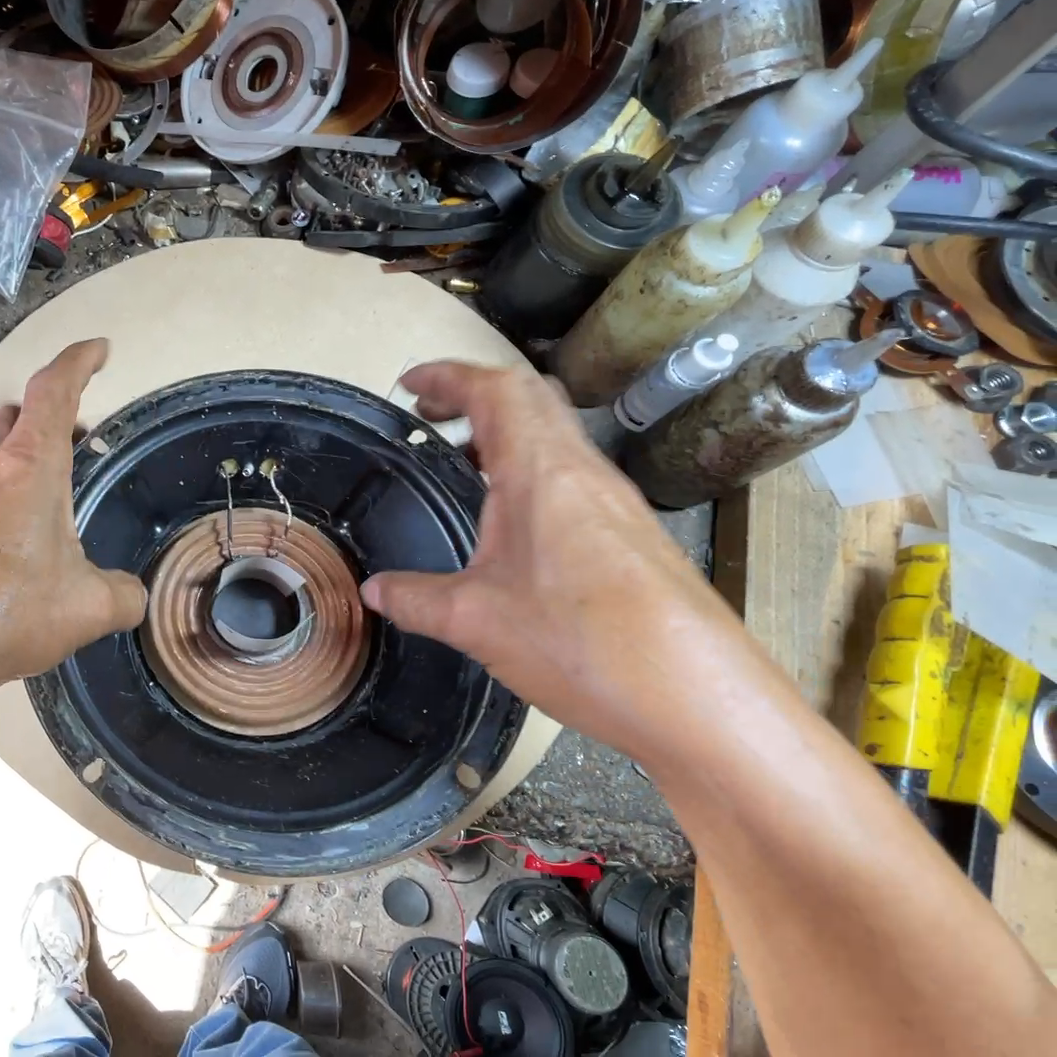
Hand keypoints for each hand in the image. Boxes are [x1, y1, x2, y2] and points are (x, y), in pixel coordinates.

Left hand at [0, 339, 146, 699]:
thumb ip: (122, 597)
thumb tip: (133, 596)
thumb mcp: (84, 610)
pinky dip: (3, 505)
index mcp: (28, 469)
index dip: (79, 362)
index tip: (100, 350)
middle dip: (52, 417)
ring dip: (25, 463)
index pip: (54, 390)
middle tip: (82, 442)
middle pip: (18, 418)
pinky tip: (16, 554)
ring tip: (55, 505)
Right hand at [361, 362, 761, 762]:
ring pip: (555, 435)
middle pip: (530, 398)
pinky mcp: (632, 535)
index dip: (446, 375)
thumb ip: (414, 599)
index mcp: (541, 472)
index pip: (494, 390)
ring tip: (460, 463)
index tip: (406, 382)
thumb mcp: (474, 621)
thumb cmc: (582, 643)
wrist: (698, 697)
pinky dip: (529, 469)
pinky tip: (509, 521)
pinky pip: (572, 474)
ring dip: (504, 432)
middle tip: (428, 414)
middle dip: (473, 394)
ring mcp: (616, 502)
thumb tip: (374, 591)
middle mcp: (584, 472)